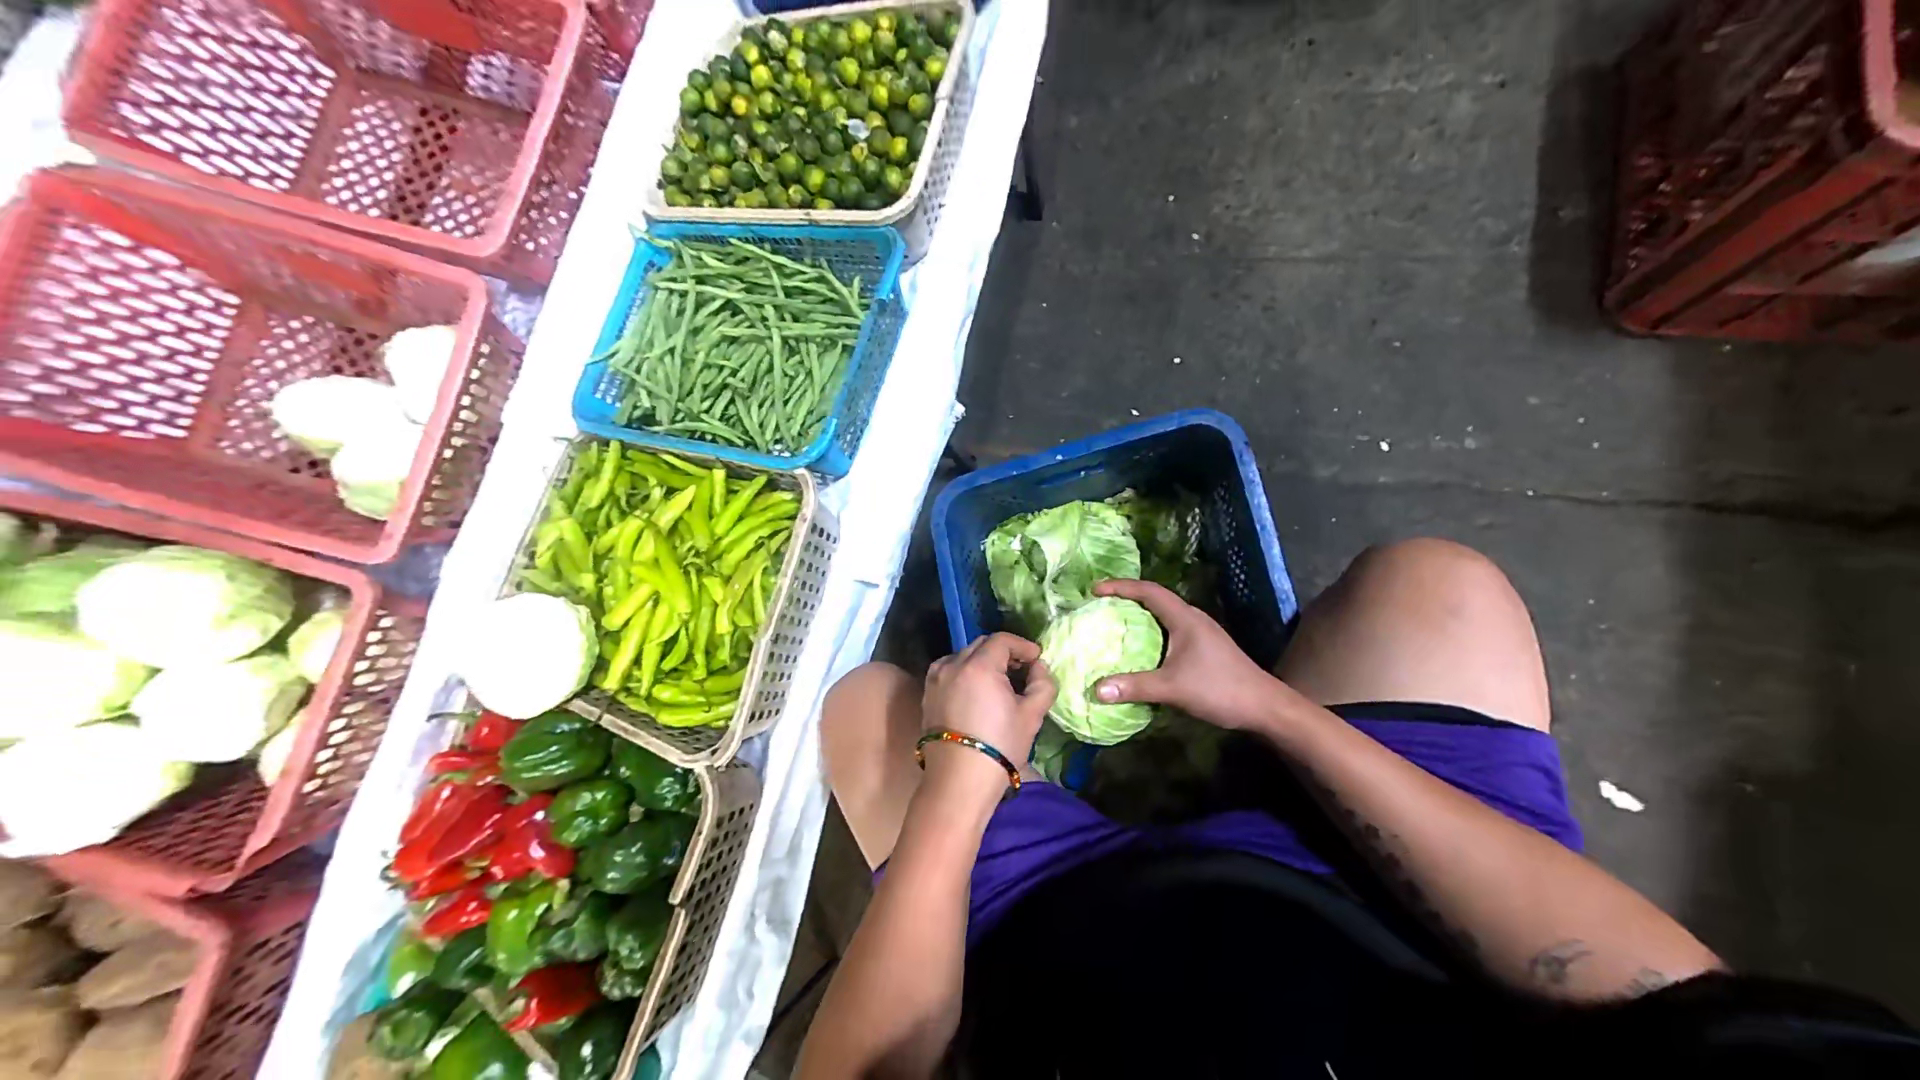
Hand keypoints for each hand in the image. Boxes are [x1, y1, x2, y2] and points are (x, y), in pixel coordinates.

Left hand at [922, 633, 1055, 787]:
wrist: (958, 781)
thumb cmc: (1000, 746)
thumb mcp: (1032, 715)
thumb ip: (1042, 684)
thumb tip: (1038, 667)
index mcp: (979, 666)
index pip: (1002, 640)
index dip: (1022, 645)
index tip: (1036, 658)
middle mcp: (953, 664)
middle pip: (981, 645)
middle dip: (1003, 652)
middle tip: (1021, 669)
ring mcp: (936, 679)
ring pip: (963, 656)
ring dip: (982, 661)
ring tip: (998, 681)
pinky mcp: (927, 694)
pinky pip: (948, 671)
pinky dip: (964, 672)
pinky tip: (976, 691)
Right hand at [1091, 580, 1284, 730]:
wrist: (1265, 707)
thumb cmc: (1220, 689)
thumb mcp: (1173, 688)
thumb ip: (1134, 687)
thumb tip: (1096, 690)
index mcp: (1185, 619)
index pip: (1149, 591)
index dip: (1121, 586)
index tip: (1096, 590)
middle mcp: (1194, 619)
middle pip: (1156, 599)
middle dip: (1127, 599)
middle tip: (1101, 606)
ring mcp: (1202, 633)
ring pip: (1165, 616)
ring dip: (1140, 616)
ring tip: (1115, 625)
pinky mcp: (1205, 648)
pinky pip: (1171, 631)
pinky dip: (1151, 633)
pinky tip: (1142, 650)